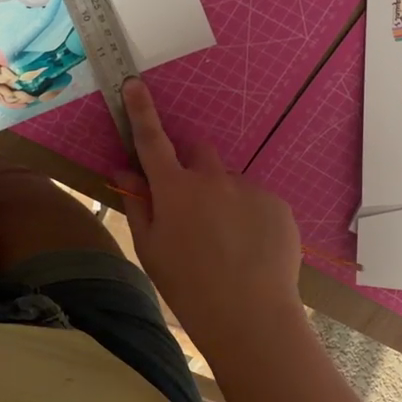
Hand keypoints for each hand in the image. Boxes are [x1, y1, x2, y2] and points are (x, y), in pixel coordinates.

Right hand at [117, 78, 303, 350]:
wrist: (251, 318)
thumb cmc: (187, 286)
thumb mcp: (150, 248)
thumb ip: (137, 203)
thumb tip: (124, 171)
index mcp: (173, 188)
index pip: (151, 139)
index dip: (141, 110)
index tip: (134, 83)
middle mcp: (210, 178)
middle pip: (197, 153)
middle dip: (191, 168)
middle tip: (191, 205)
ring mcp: (247, 189)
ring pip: (228, 182)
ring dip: (222, 198)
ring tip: (227, 242)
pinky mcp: (277, 205)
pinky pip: (256, 200)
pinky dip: (250, 216)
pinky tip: (250, 249)